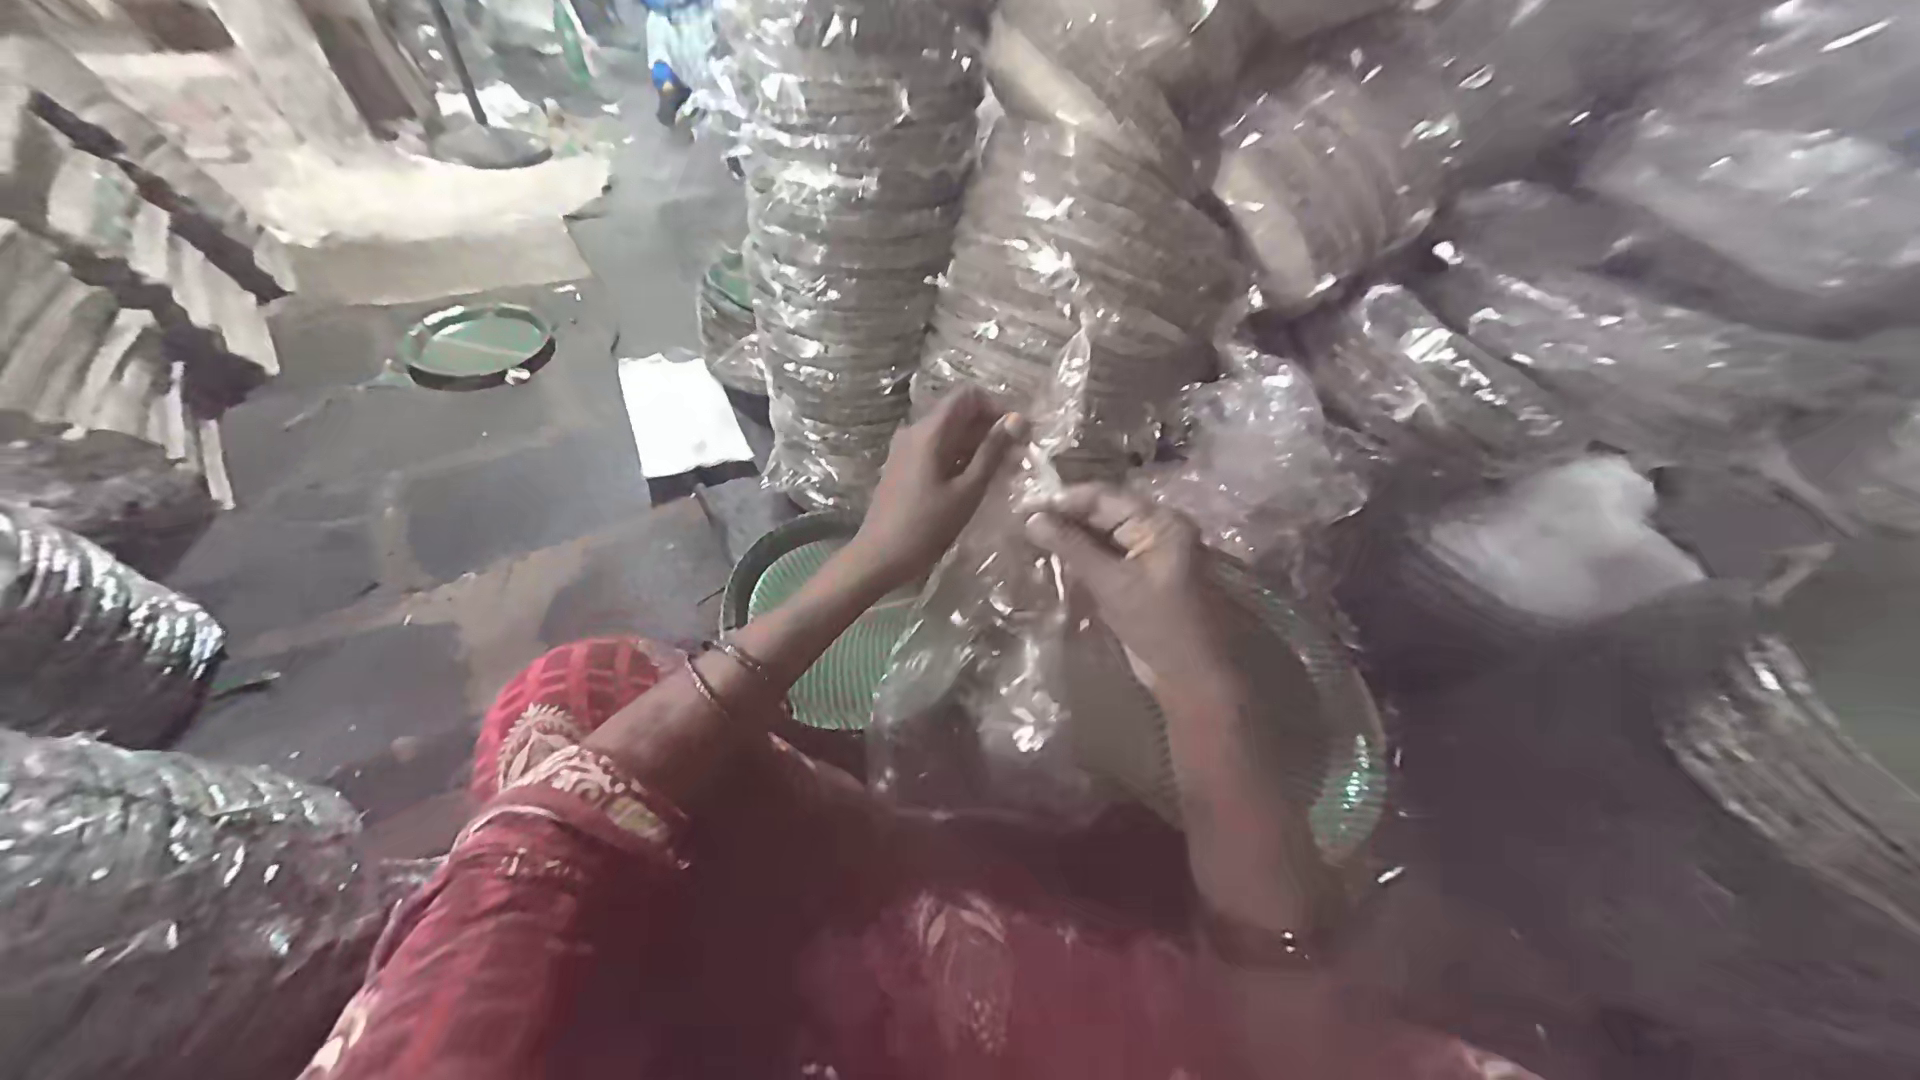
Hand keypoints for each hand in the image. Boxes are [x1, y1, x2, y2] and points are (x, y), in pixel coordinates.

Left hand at [851, 388, 1026, 592]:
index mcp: (930, 431)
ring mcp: (905, 448)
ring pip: (948, 432)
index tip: (1015, 434)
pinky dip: (957, 457)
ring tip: (999, 471)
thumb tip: (1017, 420)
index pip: (968, 395)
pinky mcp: (902, 465)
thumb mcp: (967, 491)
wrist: (879, 556)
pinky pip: (935, 449)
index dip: (995, 407)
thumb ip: (992, 452)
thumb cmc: (926, 526)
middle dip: (988, 428)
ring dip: (975, 445)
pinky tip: (972, 481)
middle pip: (958, 412)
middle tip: (1014, 456)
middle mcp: (914, 431)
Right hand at [1024, 484, 1233, 684]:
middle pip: (1100, 513)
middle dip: (1062, 518)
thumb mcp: (1112, 583)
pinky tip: (1051, 558)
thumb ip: (1072, 547)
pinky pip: (1103, 556)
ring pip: (1098, 535)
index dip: (1061, 500)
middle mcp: (1155, 529)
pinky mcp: (1137, 575)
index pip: (1103, 497)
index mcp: (1159, 522)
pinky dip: (1079, 557)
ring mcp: (1146, 553)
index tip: (1022, 506)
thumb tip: (1032, 519)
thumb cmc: (1159, 626)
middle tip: (1020, 523)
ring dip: (1067, 538)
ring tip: (1028, 538)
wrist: (1191, 676)